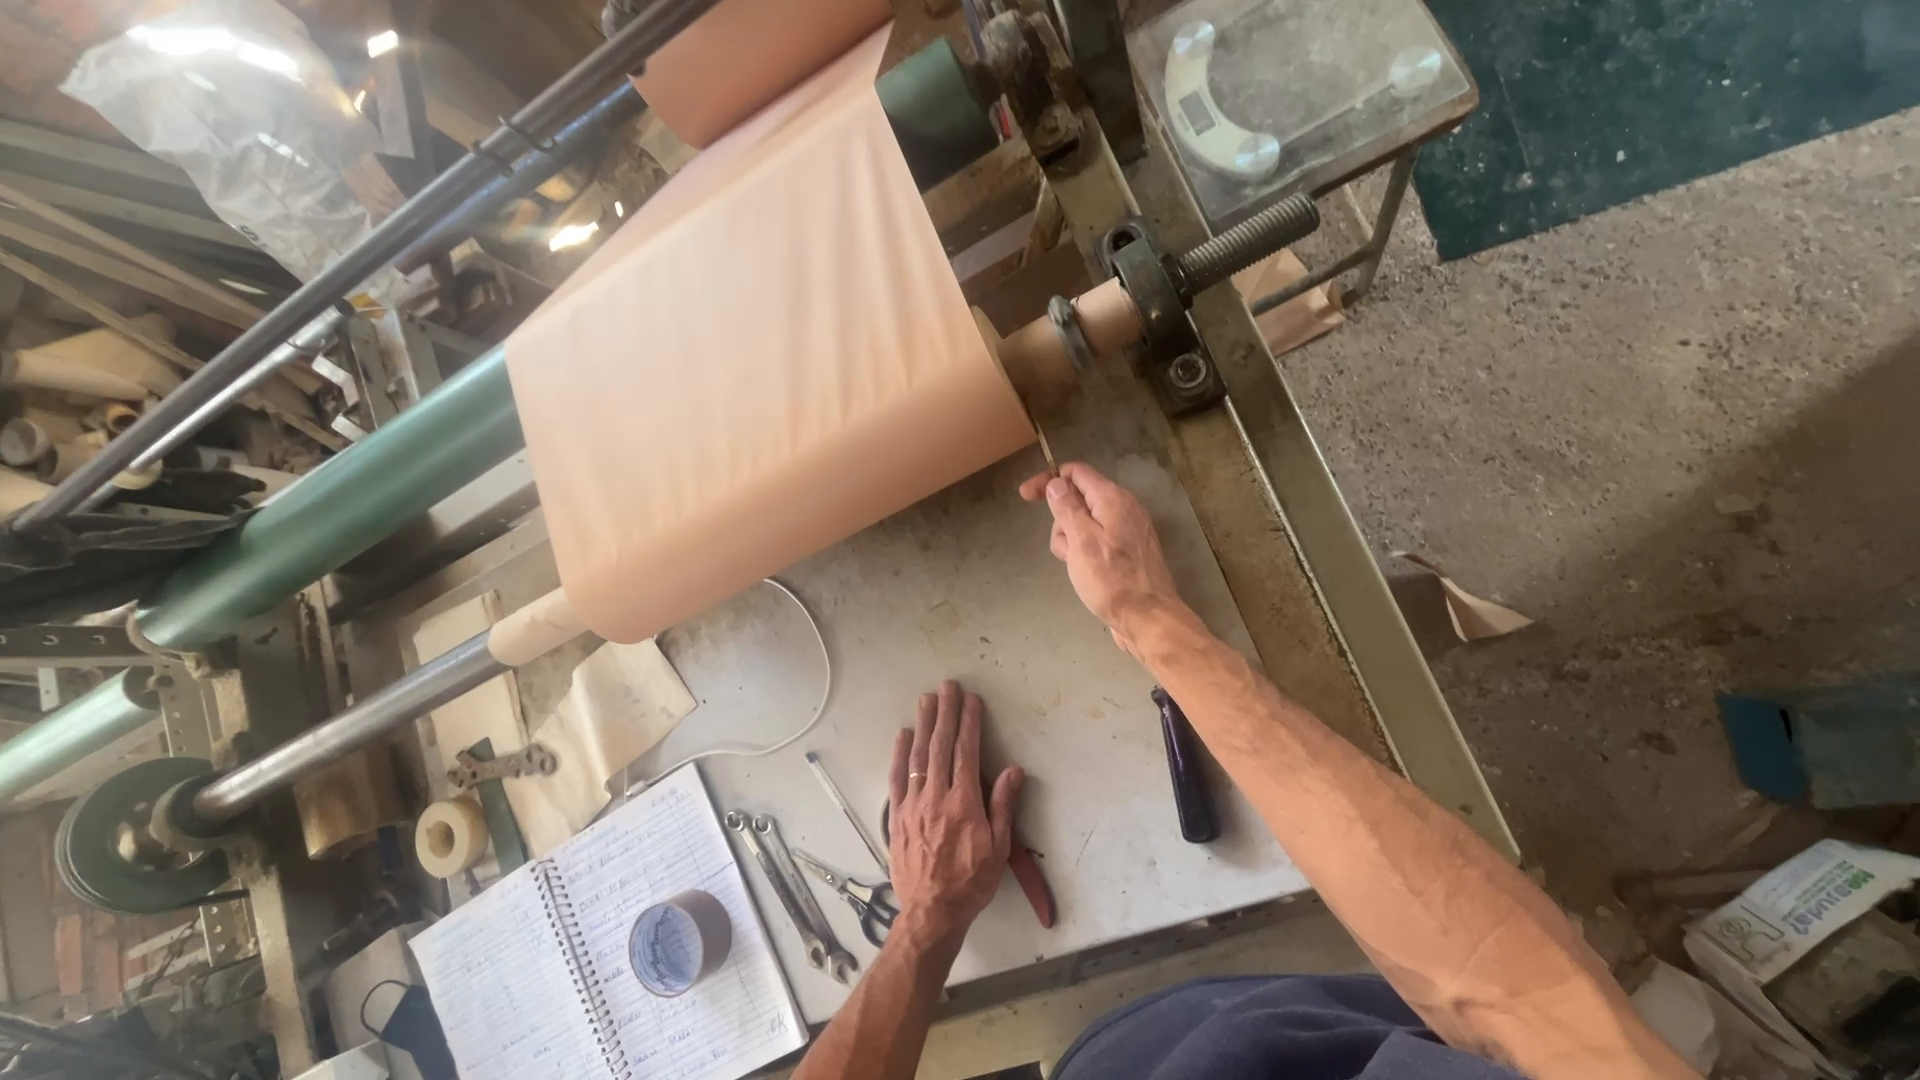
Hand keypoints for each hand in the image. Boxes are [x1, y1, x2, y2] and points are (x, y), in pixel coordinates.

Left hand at [887, 681, 1023, 946]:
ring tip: (927, 700)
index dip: (969, 723)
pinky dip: (900, 753)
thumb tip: (1013, 771)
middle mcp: (936, 797)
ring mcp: (913, 804)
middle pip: (941, 746)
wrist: (932, 911)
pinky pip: (897, 777)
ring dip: (924, 724)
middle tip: (948, 687)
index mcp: (964, 803)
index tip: (971, 701)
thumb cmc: (971, 882)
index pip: (967, 752)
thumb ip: (1003, 806)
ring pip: (917, 755)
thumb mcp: (999, 849)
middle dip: (946, 713)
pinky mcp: (897, 815)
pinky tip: (903, 735)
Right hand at [1020, 462, 1187, 654]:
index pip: (1075, 472)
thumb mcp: (1080, 540)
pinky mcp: (1130, 552)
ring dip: (1072, 541)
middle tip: (1065, 549)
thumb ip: (1066, 507)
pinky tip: (1087, 573)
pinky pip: (1098, 541)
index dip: (1048, 480)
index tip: (1026, 496)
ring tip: (1077, 566)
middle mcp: (1124, 508)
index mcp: (1113, 499)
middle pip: (1079, 499)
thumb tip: (1057, 483)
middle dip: (1061, 520)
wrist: (1147, 619)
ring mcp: (1129, 531)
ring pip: (1086, 523)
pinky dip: (1086, 552)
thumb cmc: (1111, 580)